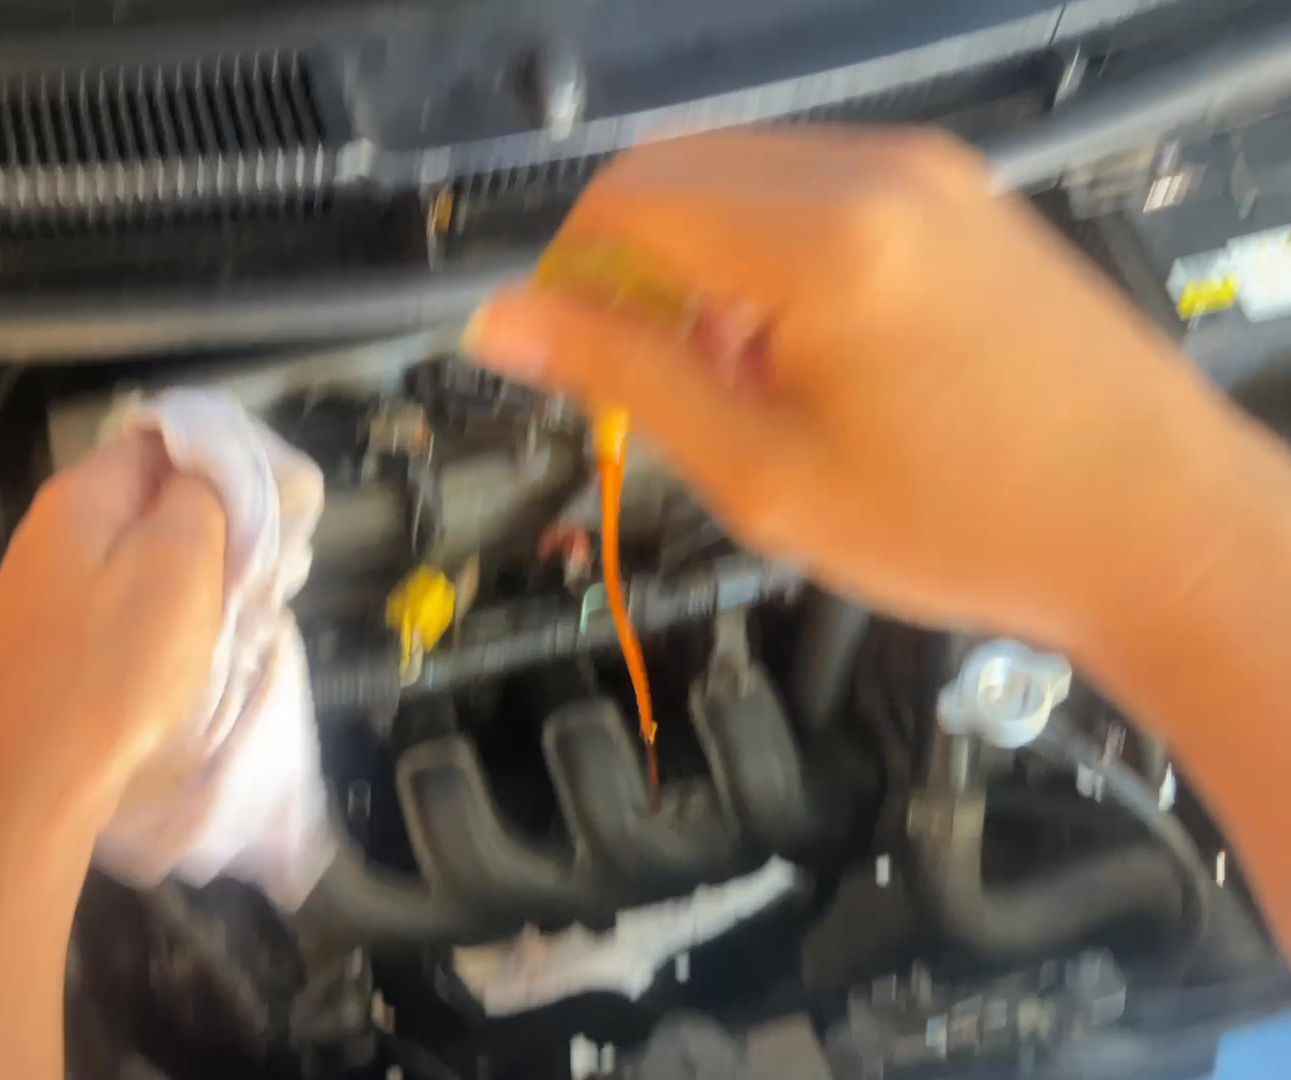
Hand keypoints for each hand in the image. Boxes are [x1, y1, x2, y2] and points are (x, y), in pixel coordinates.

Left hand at [0, 431, 226, 795]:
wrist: (25, 783)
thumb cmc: (114, 667)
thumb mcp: (178, 563)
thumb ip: (201, 495)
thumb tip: (214, 465)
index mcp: (84, 494)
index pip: (165, 439)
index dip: (223, 463)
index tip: (267, 509)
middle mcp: (56, 527)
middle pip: (154, 496)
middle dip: (213, 525)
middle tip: (256, 572)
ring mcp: (48, 583)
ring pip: (142, 550)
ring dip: (193, 573)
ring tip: (230, 612)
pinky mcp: (52, 632)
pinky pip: (122, 596)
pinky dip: (162, 609)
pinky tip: (183, 645)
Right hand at [467, 128, 1277, 648]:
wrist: (1162, 532)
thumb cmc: (943, 523)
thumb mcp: (751, 469)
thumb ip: (618, 374)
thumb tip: (495, 321)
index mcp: (817, 242)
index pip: (623, 203)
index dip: (563, 277)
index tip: (564, 360)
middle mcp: (870, 170)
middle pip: (668, 172)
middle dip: (614, 266)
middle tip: (633, 373)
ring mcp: (921, 171)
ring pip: (727, 177)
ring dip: (678, 262)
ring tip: (714, 371)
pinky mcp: (948, 194)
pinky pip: (794, 191)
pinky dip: (742, 254)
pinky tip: (776, 342)